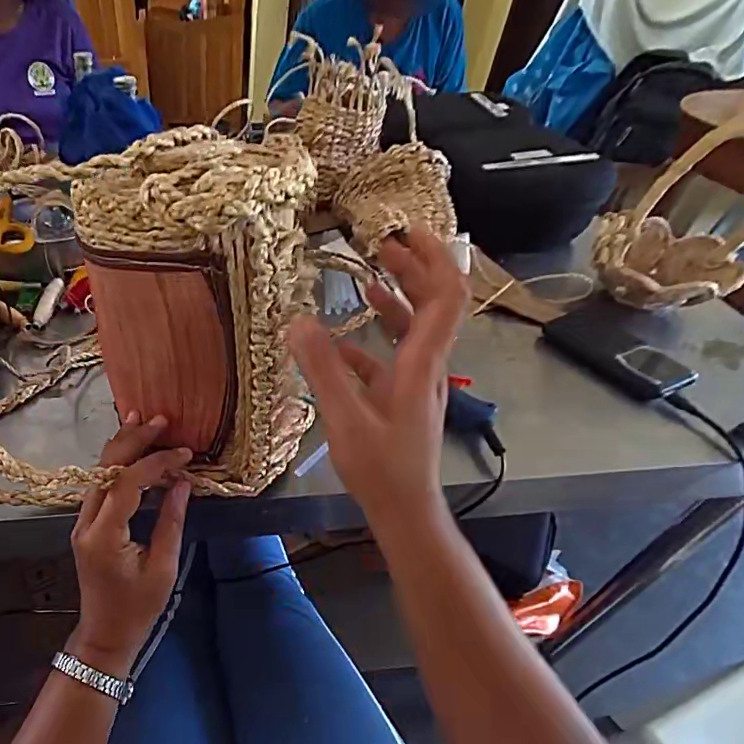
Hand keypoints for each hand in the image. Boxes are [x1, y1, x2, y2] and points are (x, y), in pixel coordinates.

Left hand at [69, 412, 191, 674]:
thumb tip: (183, 484)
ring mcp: (82, 522)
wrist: (105, 634)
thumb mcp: (163, 568)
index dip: (156, 462)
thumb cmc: (137, 609)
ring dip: (122, 447)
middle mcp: (86, 523)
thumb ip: (170, 522)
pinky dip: (118, 465)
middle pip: (105, 468)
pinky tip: (133, 450)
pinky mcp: (88, 525)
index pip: (127, 483)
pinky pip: (101, 485)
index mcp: (104, 535)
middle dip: (133, 441)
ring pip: (99, 472)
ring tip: (144, 422)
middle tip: (160, 420)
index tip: (184, 454)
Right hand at [288, 230, 467, 525]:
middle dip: (413, 269)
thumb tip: (298, 322)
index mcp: (421, 364)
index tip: (409, 233)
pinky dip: (373, 340)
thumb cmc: (381, 469)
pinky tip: (342, 341)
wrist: (404, 510)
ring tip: (369, 276)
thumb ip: (322, 369)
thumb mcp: (345, 418)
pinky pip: (392, 358)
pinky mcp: (403, 399)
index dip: (433, 259)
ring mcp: (417, 383)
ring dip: (396, 299)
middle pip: (434, 305)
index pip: (445, 297)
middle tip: (384, 245)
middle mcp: (427, 367)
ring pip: (415, 329)